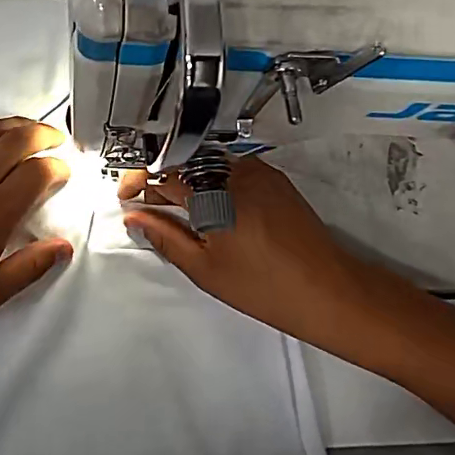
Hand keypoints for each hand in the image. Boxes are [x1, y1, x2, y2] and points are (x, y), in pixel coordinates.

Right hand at [120, 155, 401, 350]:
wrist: (328, 290)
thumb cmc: (266, 287)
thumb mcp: (204, 269)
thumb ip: (165, 237)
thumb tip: (135, 219)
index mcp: (215, 196)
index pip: (164, 175)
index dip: (139, 183)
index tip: (127, 196)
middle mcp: (236, 174)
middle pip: (185, 164)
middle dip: (160, 181)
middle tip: (146, 205)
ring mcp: (258, 172)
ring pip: (207, 164)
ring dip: (185, 179)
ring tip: (175, 208)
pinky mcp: (274, 178)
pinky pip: (231, 168)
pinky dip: (211, 180)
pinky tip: (207, 205)